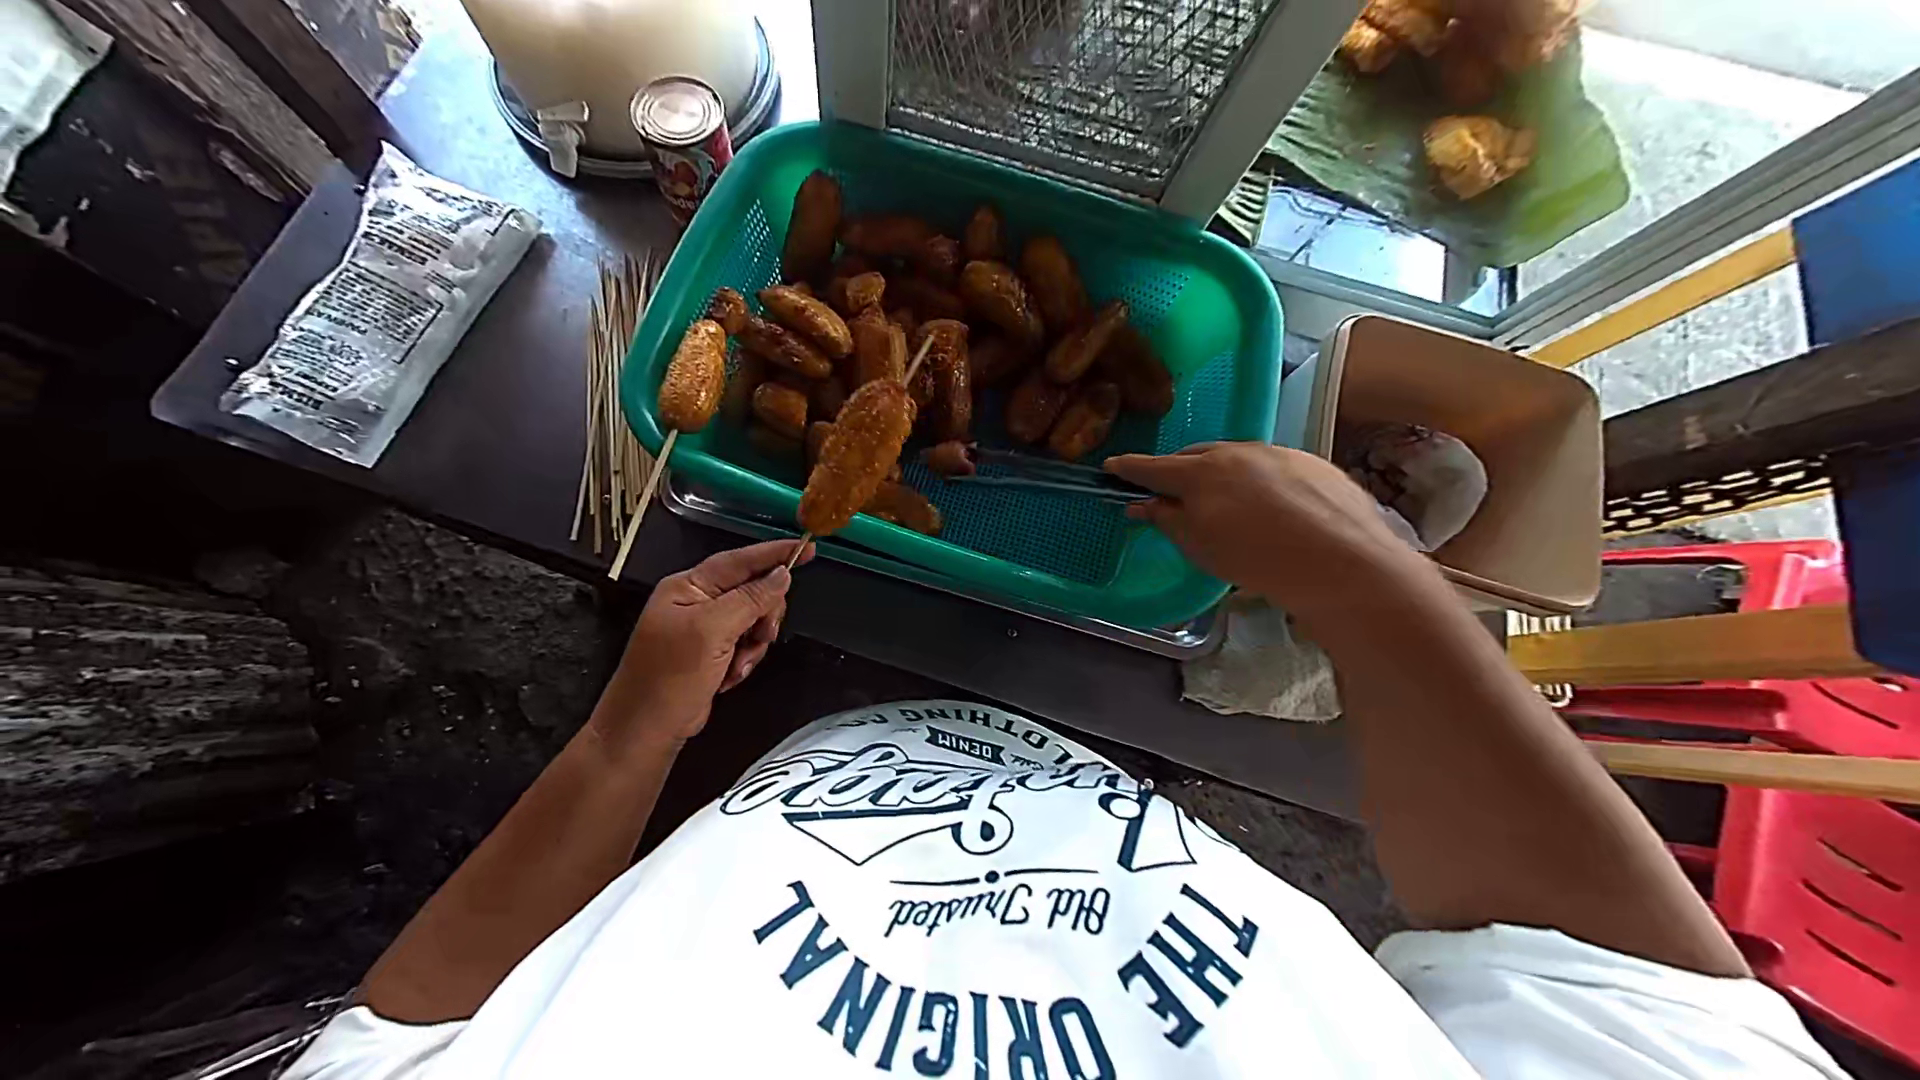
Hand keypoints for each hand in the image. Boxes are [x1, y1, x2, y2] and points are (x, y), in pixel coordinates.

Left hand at [591, 539, 814, 751]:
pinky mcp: (714, 652)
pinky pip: (748, 643)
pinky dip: (746, 659)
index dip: (775, 553)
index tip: (807, 548)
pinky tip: (731, 674)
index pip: (740, 560)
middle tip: (763, 634)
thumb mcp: (712, 631)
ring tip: (738, 663)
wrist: (647, 730)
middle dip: (764, 615)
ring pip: (756, 619)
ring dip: (754, 643)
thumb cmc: (669, 678)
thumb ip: (751, 598)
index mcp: (689, 587)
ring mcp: (706, 628)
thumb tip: (782, 575)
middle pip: (754, 591)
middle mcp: (698, 602)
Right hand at [1107, 442, 1434, 621]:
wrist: (1342, 562)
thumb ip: (1165, 519)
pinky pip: (1269, 466)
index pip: (1152, 467)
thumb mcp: (1198, 545)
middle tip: (1166, 490)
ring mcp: (1276, 453)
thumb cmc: (1254, 558)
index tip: (1110, 468)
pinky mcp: (1312, 462)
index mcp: (1199, 471)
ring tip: (1221, 502)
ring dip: (1218, 474)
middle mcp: (1235, 451)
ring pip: (1233, 458)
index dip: (1128, 469)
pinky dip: (1256, 481)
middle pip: (1193, 456)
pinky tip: (1269, 508)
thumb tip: (1141, 504)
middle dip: (1175, 470)